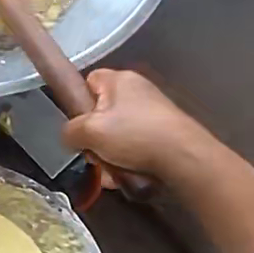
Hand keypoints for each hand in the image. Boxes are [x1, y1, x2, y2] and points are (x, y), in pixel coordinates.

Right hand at [60, 69, 222, 182]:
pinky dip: (125, 158)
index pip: (87, 81)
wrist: (185, 158)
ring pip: (115, 131)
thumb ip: (68, 131)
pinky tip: (124, 172)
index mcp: (119, 79)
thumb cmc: (134, 136)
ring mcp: (153, 111)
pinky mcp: (164, 131)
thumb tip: (71, 138)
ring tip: (110, 166)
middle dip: (92, 134)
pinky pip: (132, 143)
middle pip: (100, 110)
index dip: (78, 102)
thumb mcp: (87, 132)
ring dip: (107, 151)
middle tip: (93, 149)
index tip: (78, 123)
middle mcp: (138, 90)